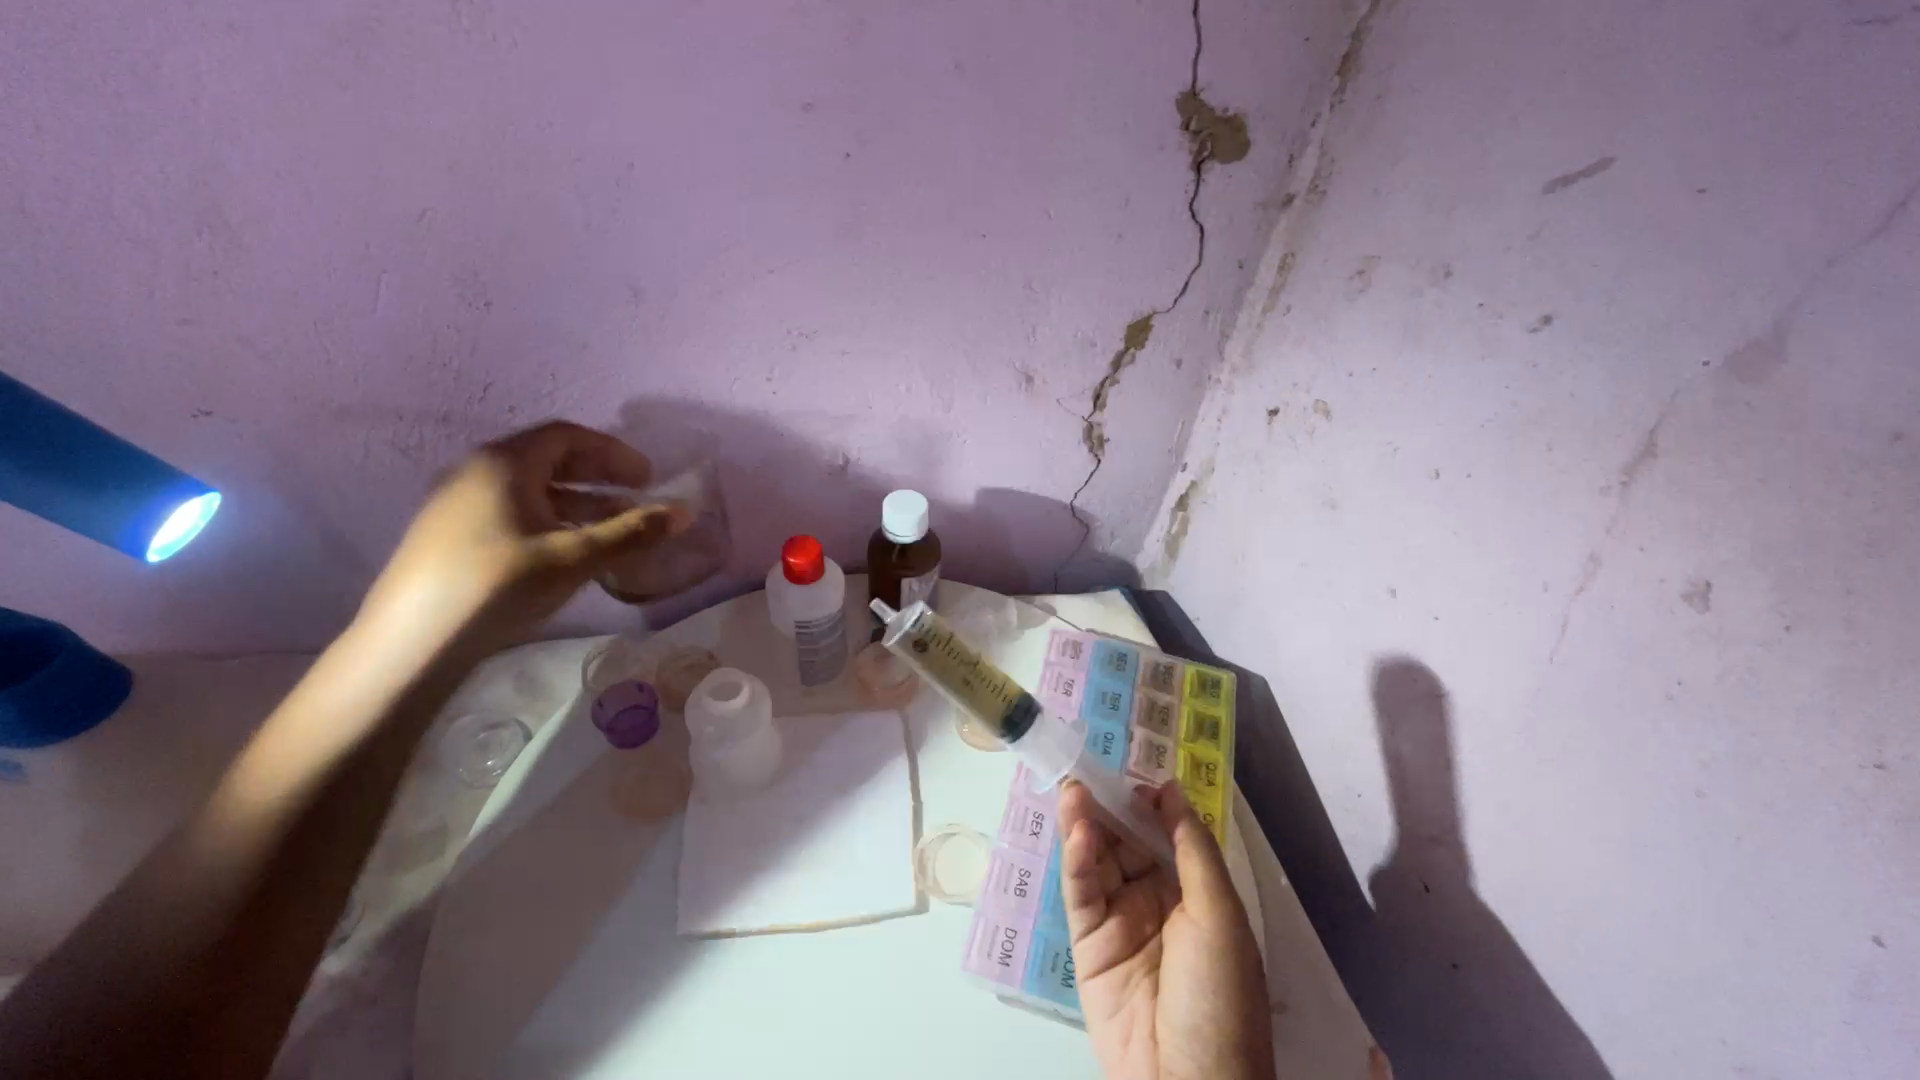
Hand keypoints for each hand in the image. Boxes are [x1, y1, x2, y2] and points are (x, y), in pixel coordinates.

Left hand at [356, 421, 684, 655]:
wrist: (412, 640)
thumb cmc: (498, 585)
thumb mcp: (574, 558)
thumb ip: (631, 533)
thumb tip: (684, 512)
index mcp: (505, 462)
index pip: (568, 436)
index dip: (613, 452)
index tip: (647, 476)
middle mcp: (477, 471)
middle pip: (548, 459)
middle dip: (598, 475)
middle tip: (636, 496)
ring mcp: (457, 502)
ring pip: (530, 489)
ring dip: (577, 502)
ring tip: (611, 528)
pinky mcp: (449, 534)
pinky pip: (511, 510)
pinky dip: (550, 519)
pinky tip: (566, 552)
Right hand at [1057, 781, 1274, 1079]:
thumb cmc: (1219, 995)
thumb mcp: (1218, 914)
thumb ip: (1191, 848)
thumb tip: (1172, 789)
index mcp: (1195, 895)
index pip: (1167, 837)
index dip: (1151, 806)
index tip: (1134, 776)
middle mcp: (1156, 903)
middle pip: (1126, 844)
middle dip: (1109, 810)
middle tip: (1087, 773)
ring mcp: (1120, 922)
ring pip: (1098, 862)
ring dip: (1086, 826)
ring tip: (1072, 792)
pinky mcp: (1087, 943)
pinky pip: (1082, 894)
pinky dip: (1077, 862)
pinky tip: (1077, 833)